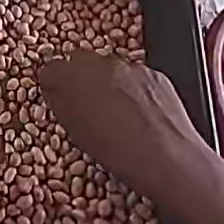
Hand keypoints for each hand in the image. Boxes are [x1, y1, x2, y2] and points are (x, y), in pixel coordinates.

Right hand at [39, 52, 223, 223]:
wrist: (174, 162)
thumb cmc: (121, 154)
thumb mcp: (78, 133)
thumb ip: (60, 103)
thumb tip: (52, 89)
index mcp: (78, 77)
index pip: (51, 67)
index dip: (50, 81)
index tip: (51, 92)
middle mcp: (105, 64)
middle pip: (79, 60)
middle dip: (75, 77)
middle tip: (78, 102)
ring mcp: (133, 67)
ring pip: (108, 67)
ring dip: (102, 80)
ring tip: (110, 110)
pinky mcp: (156, 75)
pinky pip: (133, 75)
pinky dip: (128, 87)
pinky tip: (134, 111)